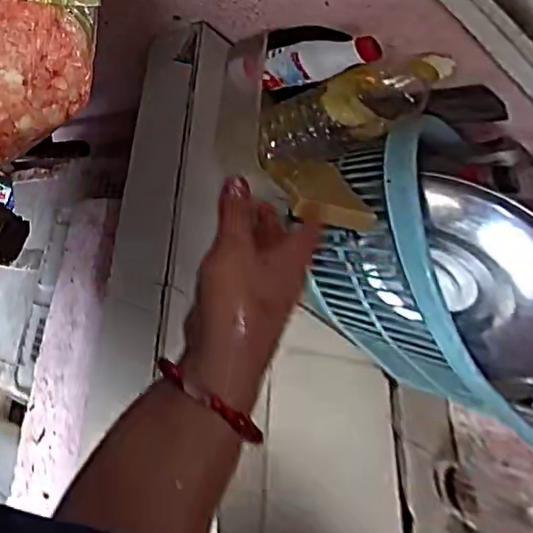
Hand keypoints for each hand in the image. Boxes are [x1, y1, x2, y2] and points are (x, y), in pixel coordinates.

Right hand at [181, 177, 322, 408]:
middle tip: (263, 194)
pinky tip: (228, 246)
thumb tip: (239, 182)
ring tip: (242, 211)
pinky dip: (243, 249)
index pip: (309, 227)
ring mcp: (267, 289)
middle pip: (286, 240)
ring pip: (267, 253)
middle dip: (275, 217)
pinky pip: (250, 265)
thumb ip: (234, 214)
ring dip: (257, 232)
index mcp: (291, 261)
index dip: (310, 204)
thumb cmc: (236, 302)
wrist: (223, 351)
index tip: (309, 186)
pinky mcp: (246, 300)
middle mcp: (285, 275)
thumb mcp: (232, 248)